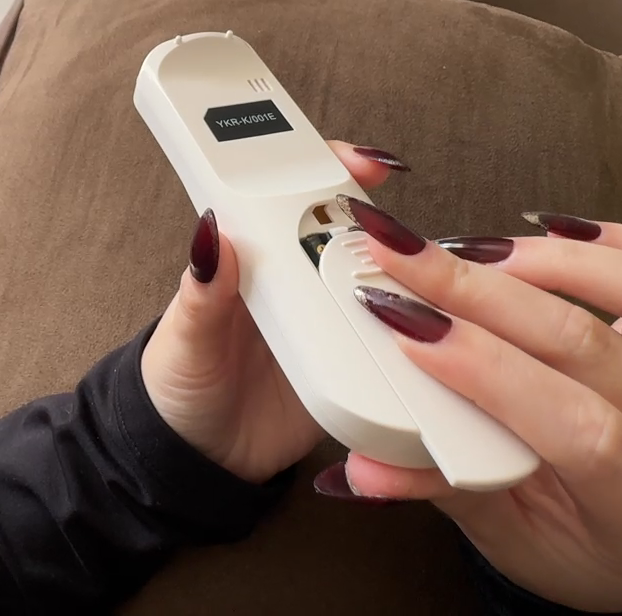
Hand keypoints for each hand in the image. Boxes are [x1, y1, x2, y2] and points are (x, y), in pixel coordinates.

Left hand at [140, 142, 406, 482]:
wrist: (198, 459)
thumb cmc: (179, 382)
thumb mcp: (185, 336)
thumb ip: (200, 292)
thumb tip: (211, 234)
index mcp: (255, 260)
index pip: (293, 199)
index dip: (327, 172)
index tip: (361, 162)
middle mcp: (296, 285)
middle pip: (349, 240)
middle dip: (384, 230)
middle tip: (406, 237)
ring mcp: (328, 328)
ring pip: (379, 290)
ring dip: (408, 285)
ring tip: (431, 288)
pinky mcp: (350, 376)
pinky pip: (389, 353)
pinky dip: (415, 344)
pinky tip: (442, 344)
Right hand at [335, 211, 621, 610]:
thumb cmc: (562, 540)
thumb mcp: (496, 532)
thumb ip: (435, 488)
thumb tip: (362, 468)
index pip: (583, 432)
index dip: (491, 369)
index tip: (405, 323)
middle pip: (594, 349)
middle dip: (480, 293)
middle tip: (402, 258)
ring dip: (557, 262)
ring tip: (476, 249)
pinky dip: (618, 241)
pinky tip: (546, 230)